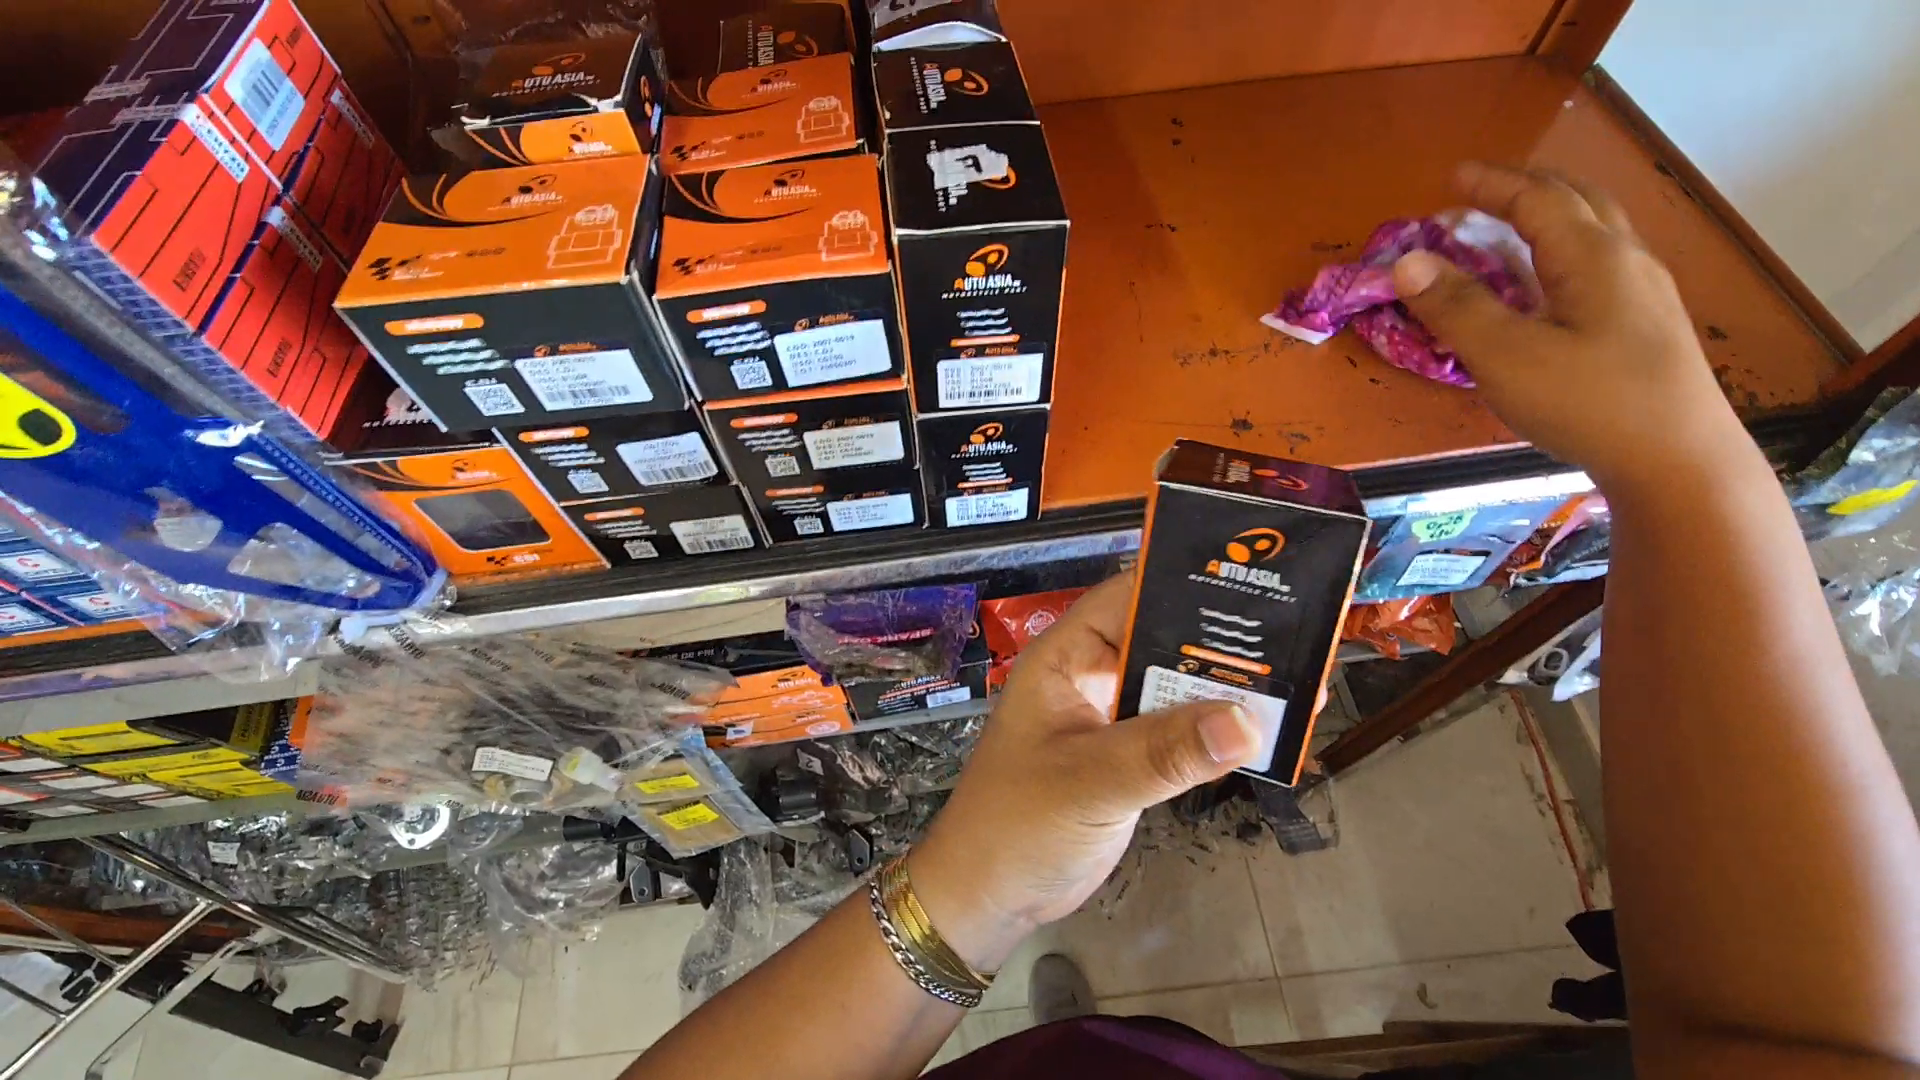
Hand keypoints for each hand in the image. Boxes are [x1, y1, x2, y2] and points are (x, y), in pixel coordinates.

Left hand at [905, 574, 1264, 968]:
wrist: (990, 893)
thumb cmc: (1018, 825)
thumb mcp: (1090, 781)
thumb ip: (1163, 751)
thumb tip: (1247, 721)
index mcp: (1066, 658)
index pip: (1127, 598)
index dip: (1182, 583)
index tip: (1251, 578)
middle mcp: (1090, 677)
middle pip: (1160, 640)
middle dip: (1218, 639)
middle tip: (1298, 633)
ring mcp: (1110, 718)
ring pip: (1174, 686)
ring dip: (1224, 688)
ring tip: (1302, 678)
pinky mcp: (1128, 757)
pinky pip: (1178, 731)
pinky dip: (1214, 731)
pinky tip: (1266, 731)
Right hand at [1393, 163, 1751, 490]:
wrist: (1677, 458)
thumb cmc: (1586, 402)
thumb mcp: (1504, 356)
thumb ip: (1455, 306)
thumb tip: (1407, 261)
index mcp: (1590, 256)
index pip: (1536, 200)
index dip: (1492, 185)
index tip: (1452, 178)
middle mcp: (1624, 260)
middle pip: (1577, 201)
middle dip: (1525, 189)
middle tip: (1482, 194)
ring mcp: (1642, 291)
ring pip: (1594, 231)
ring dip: (1548, 217)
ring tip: (1508, 230)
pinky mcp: (1645, 323)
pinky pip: (1598, 264)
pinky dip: (1560, 252)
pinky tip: (1546, 285)